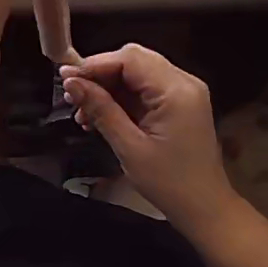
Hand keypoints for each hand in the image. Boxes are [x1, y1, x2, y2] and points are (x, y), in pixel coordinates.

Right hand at [60, 44, 236, 225]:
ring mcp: (183, 93)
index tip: (64, 78)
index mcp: (176, 90)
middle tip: (71, 96)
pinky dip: (121, 99)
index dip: (94, 64)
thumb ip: (101, 109)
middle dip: (99, 75)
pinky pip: (145, 90)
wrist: (203, 207)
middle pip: (134, 61)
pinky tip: (100, 117)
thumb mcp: (129, 147)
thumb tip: (71, 83)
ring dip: (108, 89)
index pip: (130, 59)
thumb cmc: (168, 182)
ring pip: (137, 75)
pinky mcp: (179, 105)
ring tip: (82, 113)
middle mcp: (183, 83)